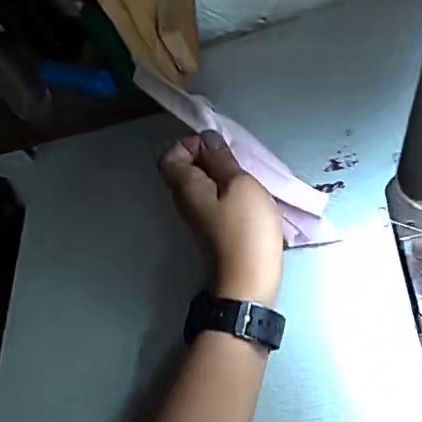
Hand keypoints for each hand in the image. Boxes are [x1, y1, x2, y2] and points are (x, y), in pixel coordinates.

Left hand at [158, 130, 284, 306]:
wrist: (249, 281)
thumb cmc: (246, 229)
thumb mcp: (240, 185)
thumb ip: (222, 159)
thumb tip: (208, 139)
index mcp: (184, 186)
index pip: (171, 154)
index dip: (192, 143)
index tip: (220, 148)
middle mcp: (184, 201)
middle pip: (187, 169)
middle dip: (211, 159)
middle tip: (238, 163)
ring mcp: (199, 219)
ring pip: (204, 186)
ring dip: (224, 178)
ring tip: (248, 181)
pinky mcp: (214, 231)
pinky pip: (215, 202)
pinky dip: (230, 195)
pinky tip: (250, 201)